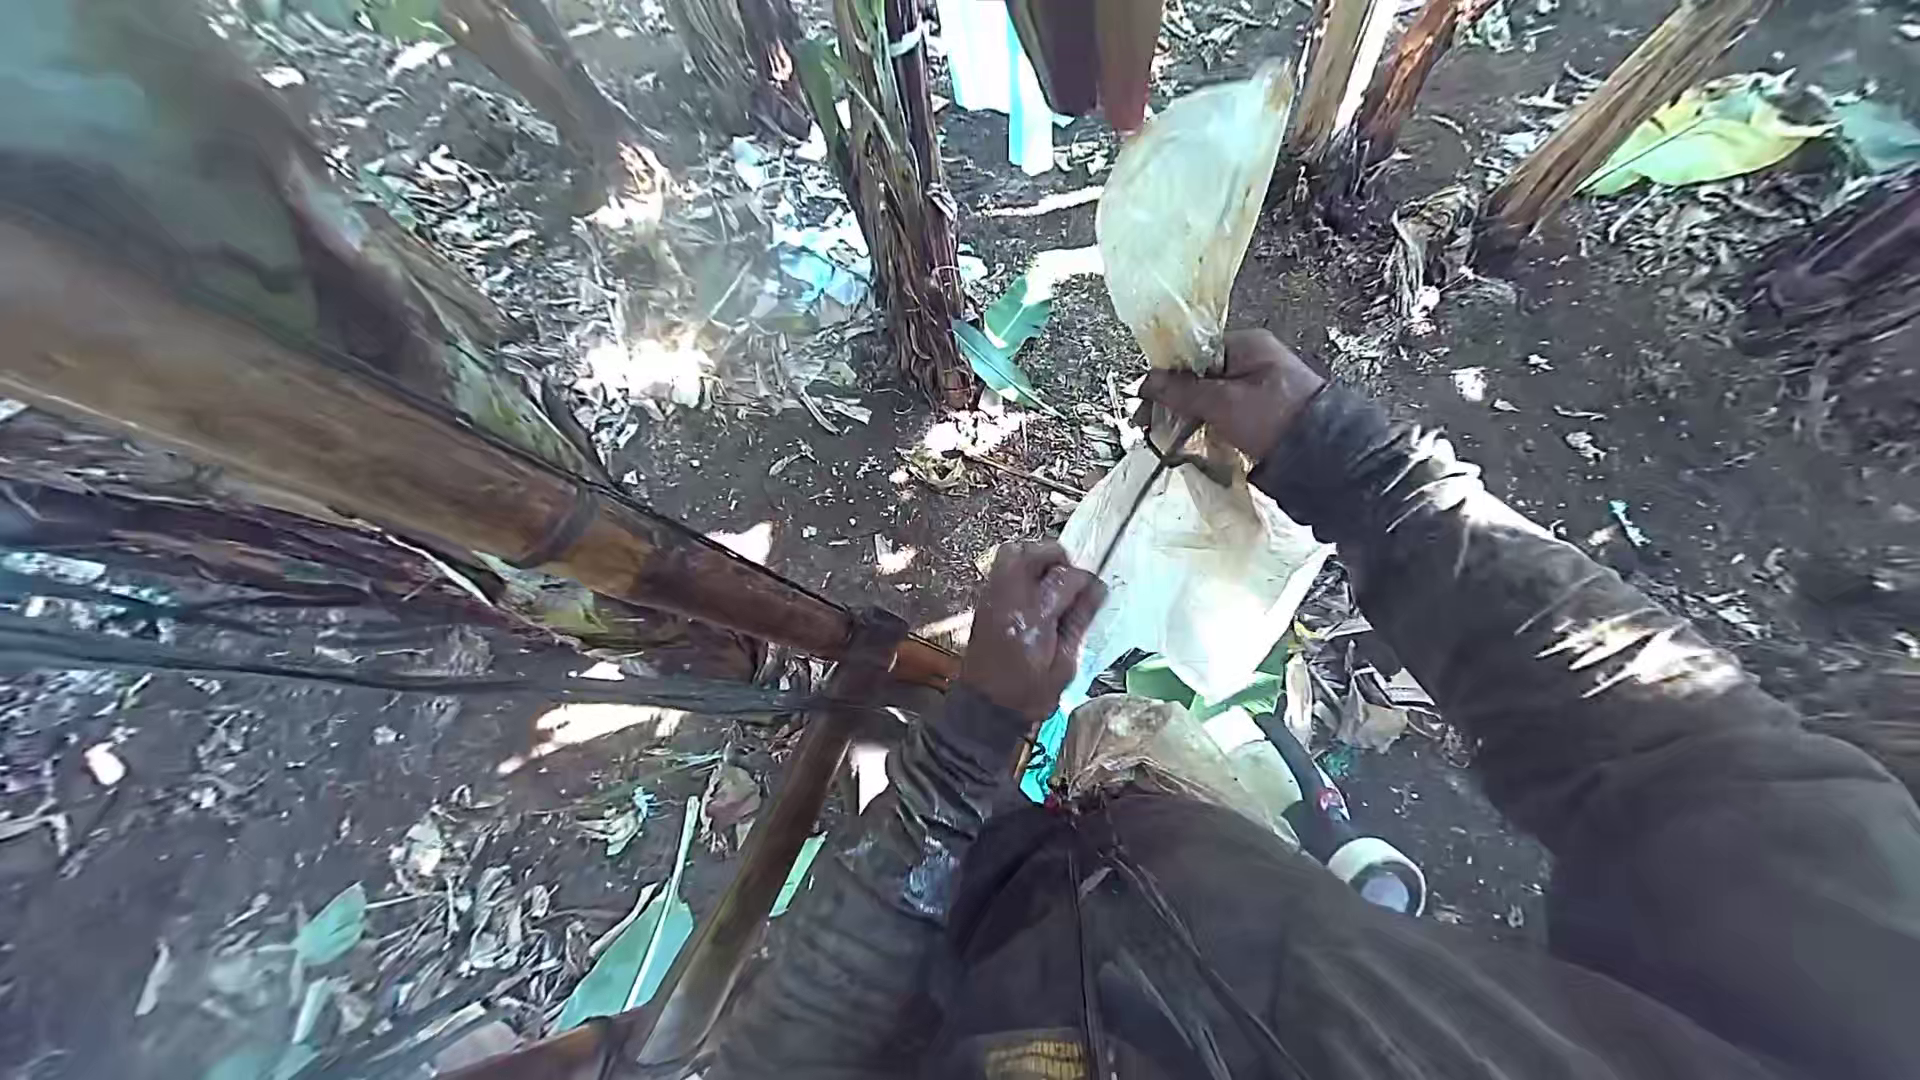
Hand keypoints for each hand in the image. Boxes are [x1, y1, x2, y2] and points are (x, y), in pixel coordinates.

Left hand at [959, 542, 1105, 721]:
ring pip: (1011, 553)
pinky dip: (1021, 569)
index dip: (1086, 580)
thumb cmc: (1025, 695)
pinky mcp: (984, 603)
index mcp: (1032, 619)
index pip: (1064, 578)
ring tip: (1052, 579)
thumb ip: (1078, 623)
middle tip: (1072, 576)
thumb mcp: (1065, 666)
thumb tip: (1095, 593)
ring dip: (1036, 558)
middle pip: (1031, 552)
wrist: (985, 709)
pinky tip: (1035, 591)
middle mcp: (1008, 601)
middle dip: (1057, 556)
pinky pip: (1001, 569)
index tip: (1096, 589)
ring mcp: (992, 599)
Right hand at [1140, 329, 1325, 461]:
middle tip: (1146, 424)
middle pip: (1195, 374)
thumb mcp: (1221, 402)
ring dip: (1182, 413)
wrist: (1322, 454)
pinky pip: (1218, 410)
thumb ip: (1180, 390)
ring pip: (1204, 394)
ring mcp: (1253, 385)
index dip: (1164, 375)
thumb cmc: (1273, 418)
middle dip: (1169, 398)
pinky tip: (1185, 437)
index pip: (1190, 353)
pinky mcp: (1255, 410)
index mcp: (1244, 345)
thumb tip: (1142, 381)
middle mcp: (1248, 360)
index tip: (1143, 401)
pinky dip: (1200, 422)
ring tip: (1161, 434)